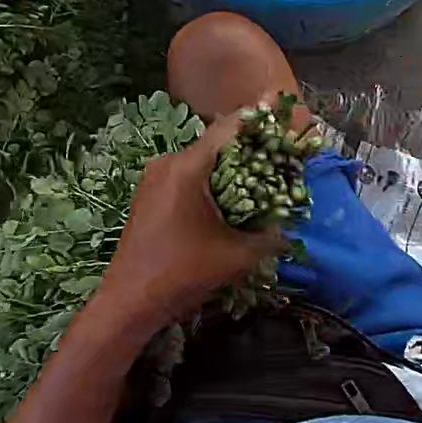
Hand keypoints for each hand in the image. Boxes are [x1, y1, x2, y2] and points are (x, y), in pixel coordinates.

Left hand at [93, 111, 286, 329]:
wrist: (130, 301)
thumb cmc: (183, 273)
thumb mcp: (237, 256)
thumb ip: (270, 235)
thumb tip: (291, 224)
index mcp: (187, 168)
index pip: (229, 128)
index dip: (260, 122)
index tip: (286, 121)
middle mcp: (168, 162)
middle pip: (217, 142)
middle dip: (249, 148)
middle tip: (279, 157)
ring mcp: (155, 177)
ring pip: (202, 159)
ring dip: (230, 166)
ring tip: (260, 179)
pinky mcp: (150, 193)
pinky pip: (188, 175)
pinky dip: (211, 179)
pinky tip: (229, 199)